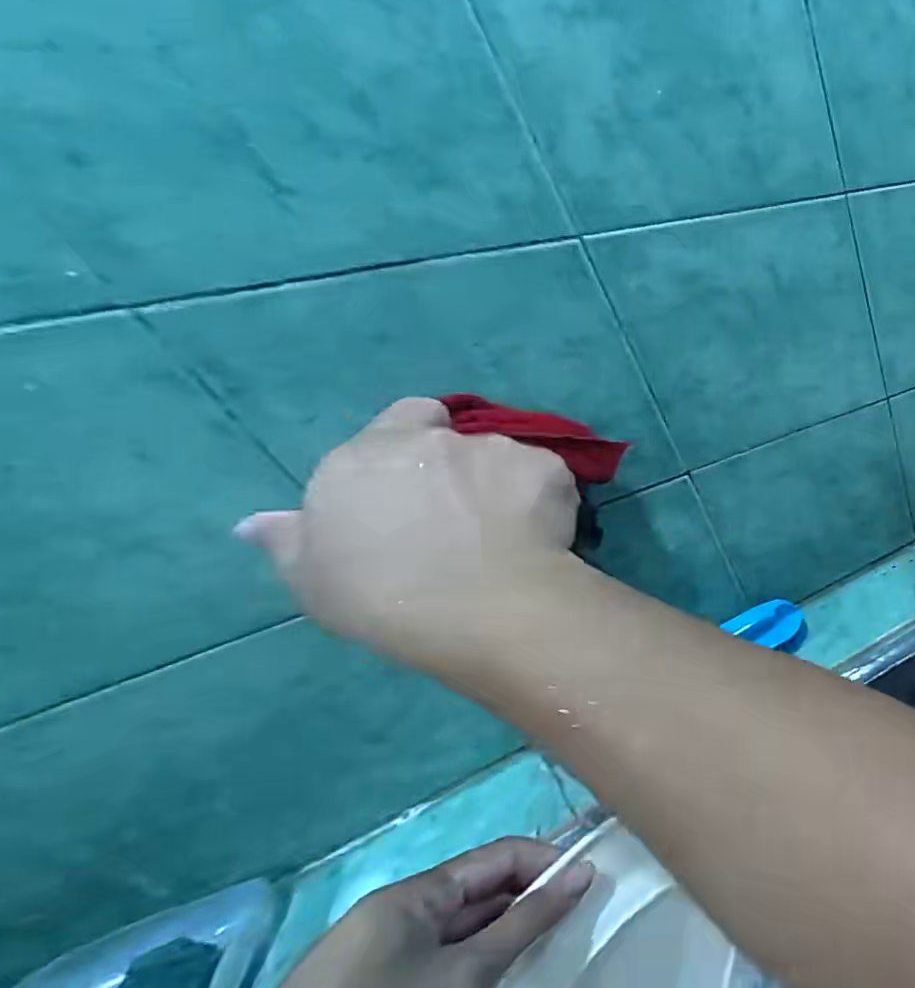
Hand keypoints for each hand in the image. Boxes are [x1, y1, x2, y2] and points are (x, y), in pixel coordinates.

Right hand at [236, 397, 580, 662]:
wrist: (480, 603)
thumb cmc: (381, 595)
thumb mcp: (311, 575)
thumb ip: (291, 537)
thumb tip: (260, 521)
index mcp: (368, 454)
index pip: (404, 416)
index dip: (415, 439)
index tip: (418, 477)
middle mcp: (436, 440)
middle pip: (455, 439)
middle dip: (459, 467)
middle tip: (463, 513)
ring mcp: (499, 449)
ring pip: (505, 456)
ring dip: (504, 479)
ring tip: (507, 527)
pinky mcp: (550, 466)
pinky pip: (548, 475)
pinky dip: (545, 495)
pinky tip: (541, 530)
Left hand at [282, 837, 592, 987]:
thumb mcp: (467, 973)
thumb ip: (529, 920)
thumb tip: (585, 871)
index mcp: (410, 894)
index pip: (499, 855)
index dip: (547, 862)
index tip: (586, 883)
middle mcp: (390, 912)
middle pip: (478, 891)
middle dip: (526, 901)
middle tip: (570, 921)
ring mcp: (371, 954)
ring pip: (456, 927)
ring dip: (499, 934)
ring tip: (539, 950)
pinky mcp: (362, 986)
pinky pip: (430, 957)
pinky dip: (466, 961)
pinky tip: (491, 977)